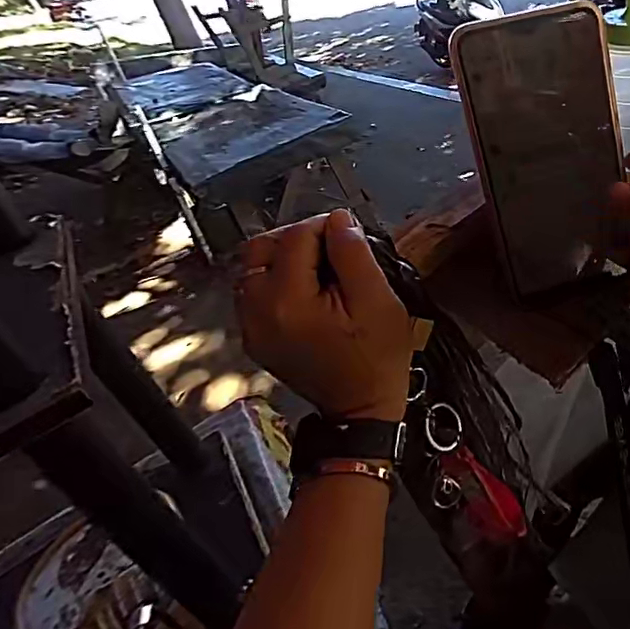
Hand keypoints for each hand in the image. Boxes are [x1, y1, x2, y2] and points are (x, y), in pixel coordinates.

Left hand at [235, 209, 417, 422]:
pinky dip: (281, 280)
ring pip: (255, 269)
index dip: (326, 227)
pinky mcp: (255, 337)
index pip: (294, 238)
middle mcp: (257, 312)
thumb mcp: (378, 301)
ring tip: (325, 269)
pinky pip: (257, 292)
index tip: (353, 234)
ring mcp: (251, 327)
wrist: (360, 406)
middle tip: (336, 248)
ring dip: (288, 258)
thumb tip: (340, 222)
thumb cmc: (377, 355)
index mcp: (288, 302)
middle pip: (261, 249)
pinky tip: (312, 290)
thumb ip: (355, 257)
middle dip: (299, 238)